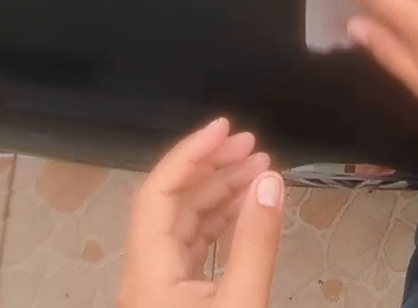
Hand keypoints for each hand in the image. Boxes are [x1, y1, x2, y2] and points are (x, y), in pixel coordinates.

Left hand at [120, 118, 284, 307]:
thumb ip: (256, 242)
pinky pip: (196, 245)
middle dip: (213, 166)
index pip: (157, 194)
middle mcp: (147, 277)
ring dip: (223, 190)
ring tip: (262, 170)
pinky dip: (223, 219)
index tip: (226, 128)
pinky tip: (249, 207)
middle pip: (172, 204)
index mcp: (148, 275)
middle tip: (254, 144)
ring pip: (186, 223)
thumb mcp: (242, 305)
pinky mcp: (178, 301)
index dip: (190, 153)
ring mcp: (161, 291)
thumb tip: (270, 180)